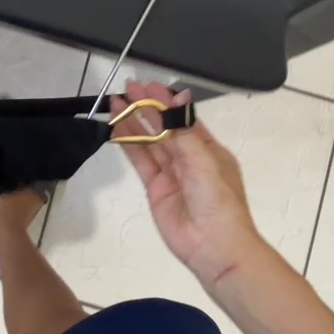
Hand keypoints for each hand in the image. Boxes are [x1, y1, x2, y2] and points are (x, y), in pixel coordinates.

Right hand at [113, 80, 270, 288]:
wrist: (215, 248)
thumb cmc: (218, 201)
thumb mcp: (204, 162)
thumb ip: (184, 132)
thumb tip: (179, 98)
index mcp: (209, 150)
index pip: (183, 119)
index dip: (165, 101)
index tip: (147, 85)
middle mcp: (189, 159)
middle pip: (163, 127)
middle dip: (146, 107)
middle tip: (126, 88)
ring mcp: (171, 174)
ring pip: (149, 142)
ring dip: (133, 122)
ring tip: (115, 103)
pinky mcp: (155, 188)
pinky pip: (140, 161)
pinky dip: (128, 144)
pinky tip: (116, 129)